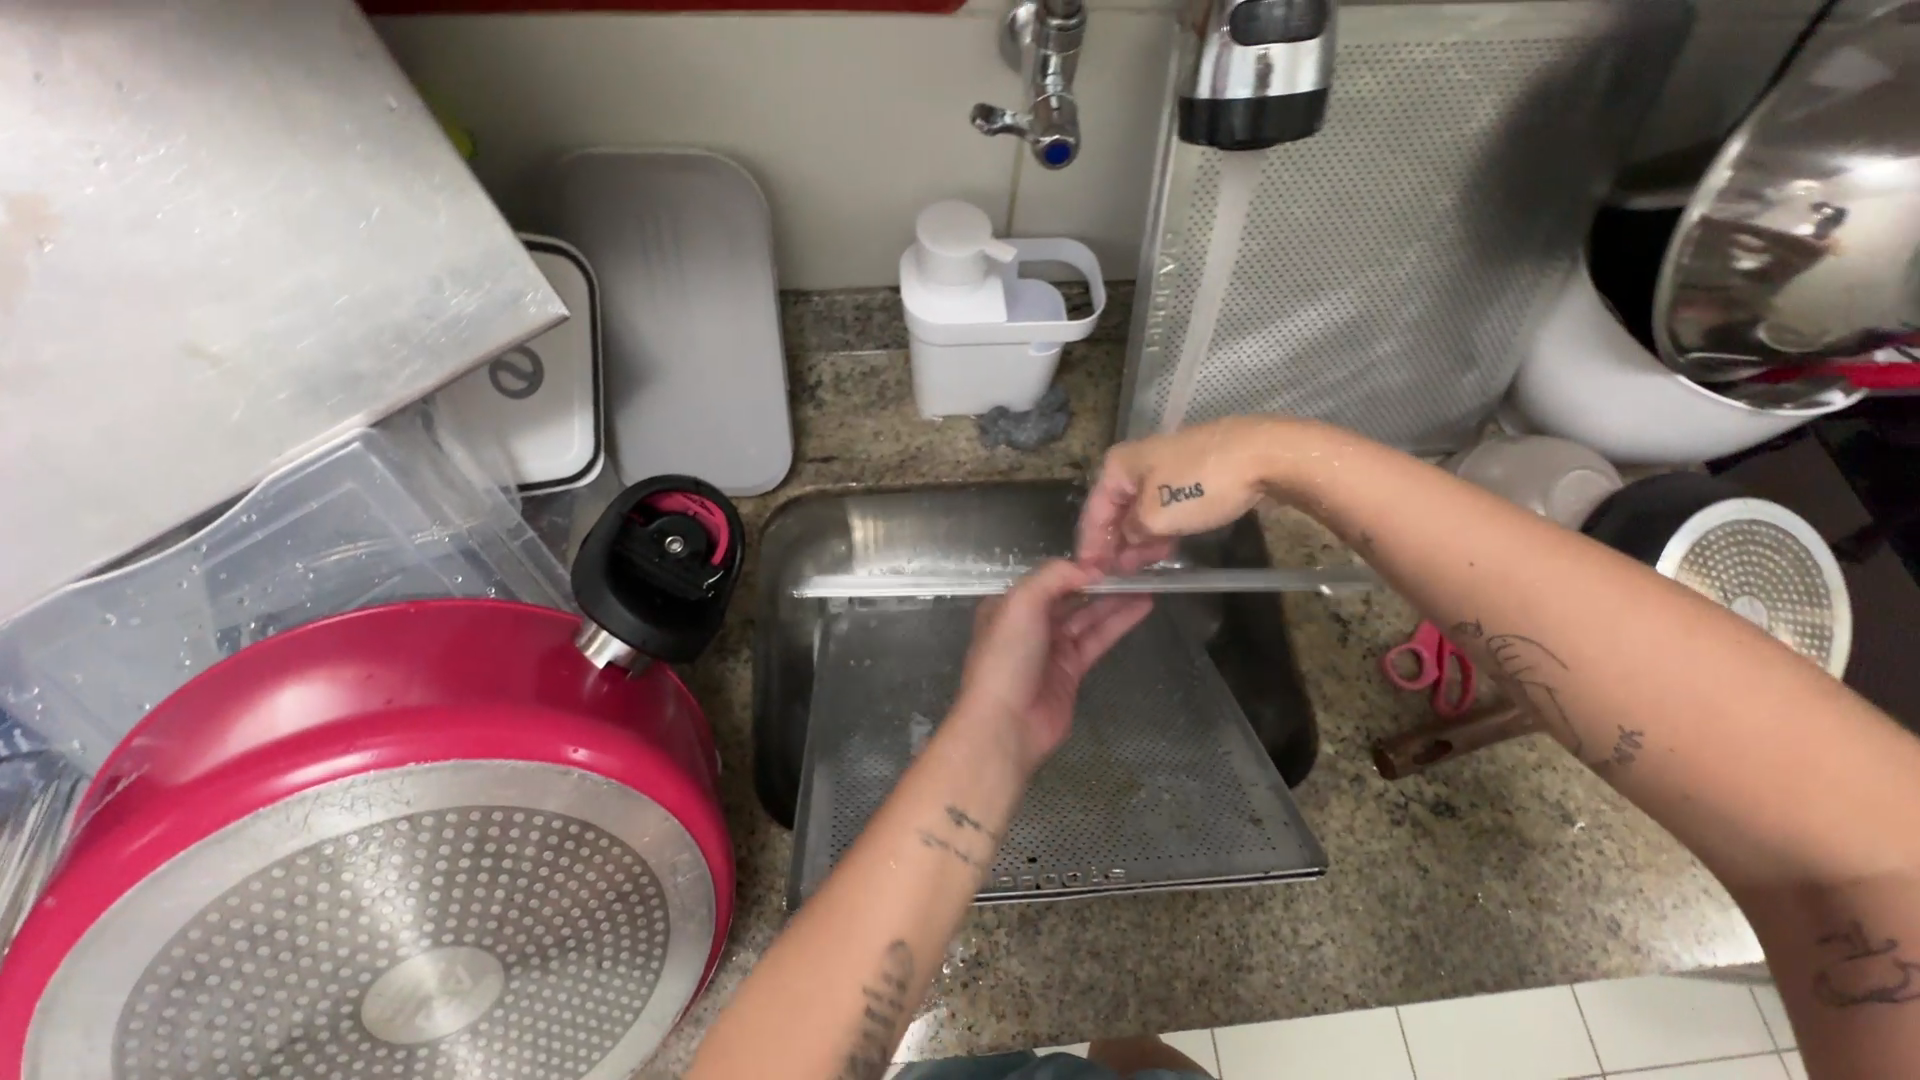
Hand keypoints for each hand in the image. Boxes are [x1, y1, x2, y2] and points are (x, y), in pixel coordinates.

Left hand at [953, 561, 1152, 773]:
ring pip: (1088, 616)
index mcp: (1009, 604)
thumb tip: (1090, 568)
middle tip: (1136, 564)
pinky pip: (1098, 639)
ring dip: (1115, 600)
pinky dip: (1118, 622)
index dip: (1078, 565)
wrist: (1006, 722)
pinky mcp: (1071, 670)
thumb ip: (1054, 577)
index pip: (1048, 577)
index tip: (1110, 553)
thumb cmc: (1006, 657)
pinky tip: (1142, 606)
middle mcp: (1029, 623)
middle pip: (1070, 595)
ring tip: (1147, 581)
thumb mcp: (1021, 603)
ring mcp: (1051, 648)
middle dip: (1100, 582)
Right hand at [1076, 415, 1286, 571]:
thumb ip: (1132, 533)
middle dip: (1115, 545)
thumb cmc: (1200, 485)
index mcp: (1118, 465)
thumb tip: (1130, 539)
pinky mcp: (1193, 473)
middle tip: (1115, 578)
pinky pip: (1167, 505)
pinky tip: (1164, 548)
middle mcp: (1137, 461)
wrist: (1264, 455)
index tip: (1089, 576)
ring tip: (1139, 570)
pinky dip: (1161, 528)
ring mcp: (1167, 466)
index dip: (1090, 547)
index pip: (1094, 512)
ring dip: (1139, 540)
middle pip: (1117, 509)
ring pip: (1143, 509)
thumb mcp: (1156, 517)